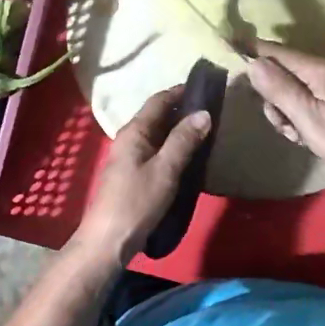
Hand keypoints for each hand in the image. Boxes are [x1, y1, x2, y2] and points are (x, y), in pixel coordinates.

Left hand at [70, 86, 213, 258]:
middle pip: (158, 116)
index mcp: (134, 131)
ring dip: (180, 131)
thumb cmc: (136, 201)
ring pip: (158, 135)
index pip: (158, 101)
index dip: (181, 91)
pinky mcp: (134, 175)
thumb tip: (204, 112)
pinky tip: (191, 156)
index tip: (208, 86)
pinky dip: (174, 148)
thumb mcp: (165, 170)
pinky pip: (157, 152)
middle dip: (183, 110)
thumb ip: (183, 141)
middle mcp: (129, 139)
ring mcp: (130, 157)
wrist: (109, 239)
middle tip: (215, 109)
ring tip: (209, 130)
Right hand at [245, 42, 324, 191]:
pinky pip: (301, 103)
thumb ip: (278, 88)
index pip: (275, 51)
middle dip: (271, 97)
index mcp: (318, 69)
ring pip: (287, 92)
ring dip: (284, 113)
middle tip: (281, 122)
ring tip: (296, 134)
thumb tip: (253, 63)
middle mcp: (324, 72)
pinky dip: (296, 119)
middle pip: (279, 73)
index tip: (223, 43)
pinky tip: (305, 137)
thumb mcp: (306, 116)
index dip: (249, 48)